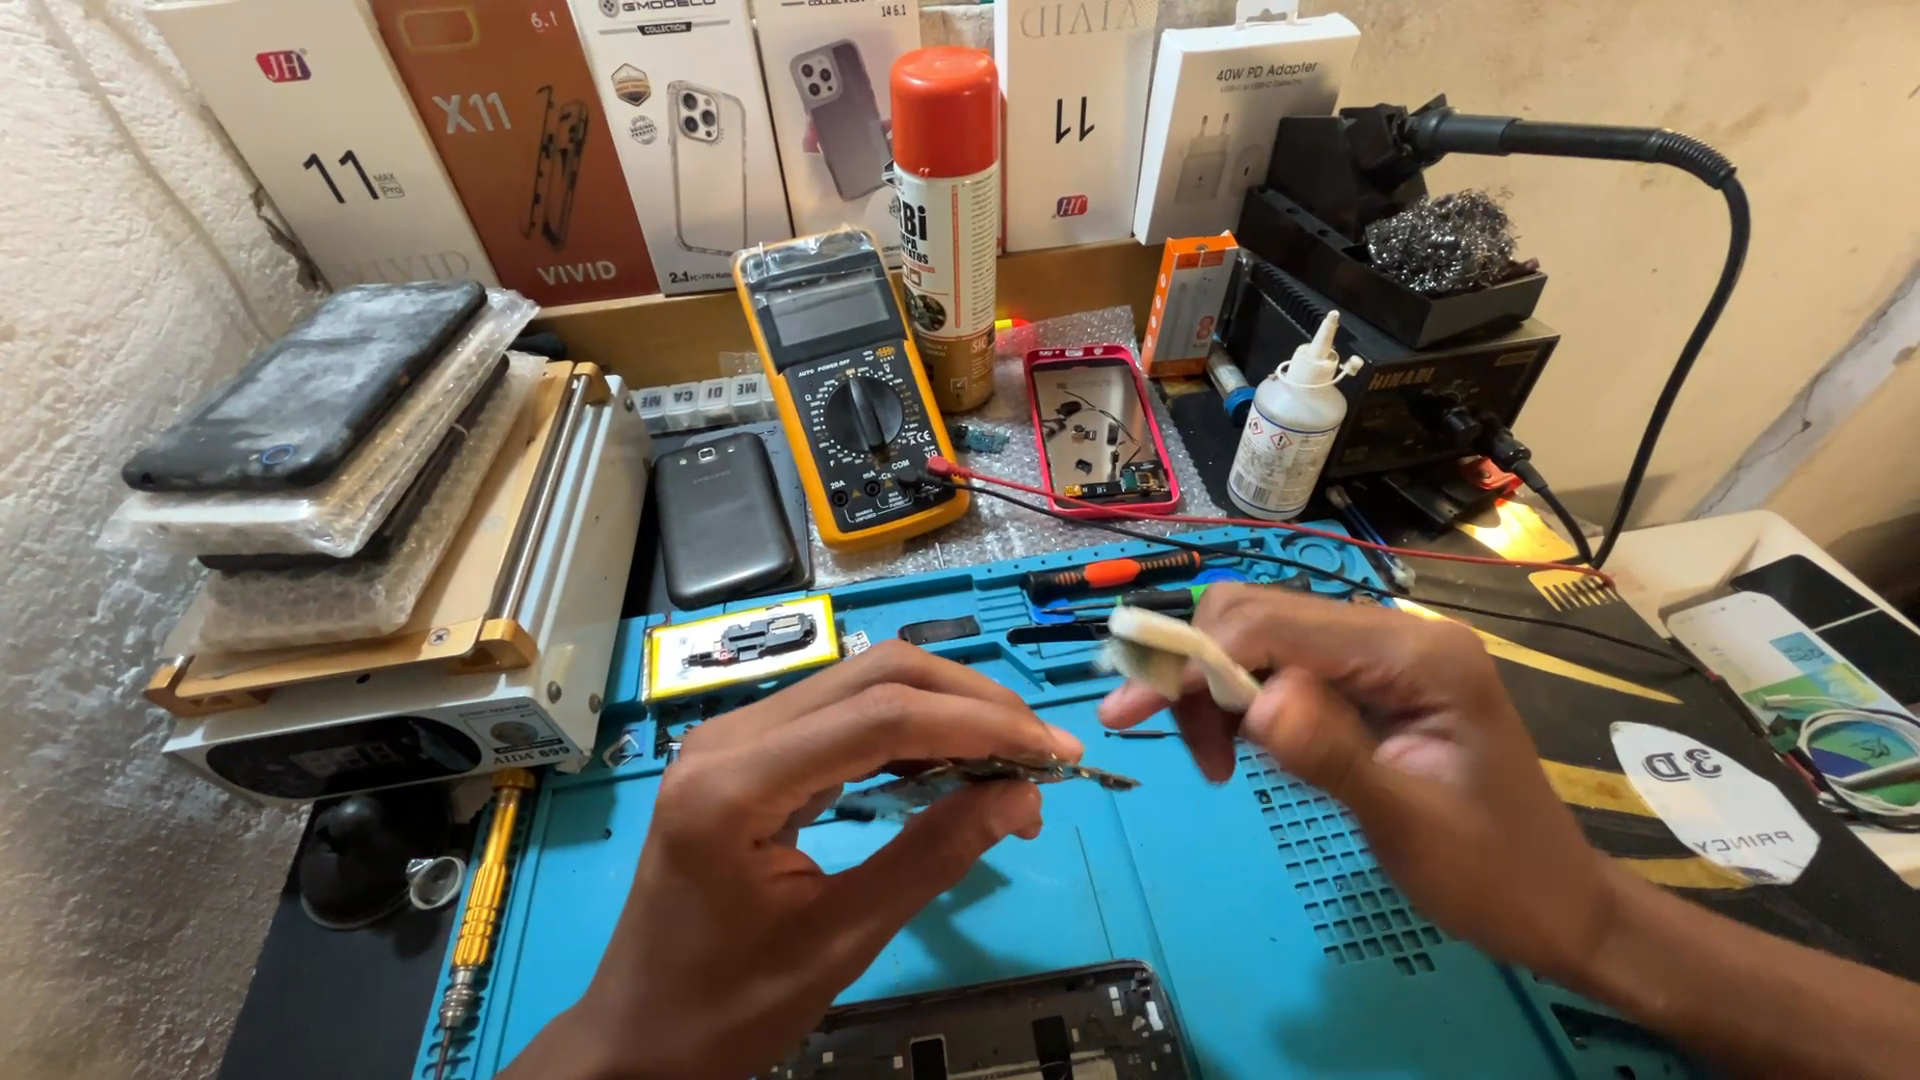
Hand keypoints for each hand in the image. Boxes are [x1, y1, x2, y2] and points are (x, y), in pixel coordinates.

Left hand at [512, 641, 1082, 1079]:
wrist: (638, 1033)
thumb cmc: (728, 1007)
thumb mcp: (841, 942)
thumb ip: (933, 857)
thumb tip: (1020, 795)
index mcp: (736, 785)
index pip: (879, 717)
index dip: (976, 724)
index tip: (1051, 752)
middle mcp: (732, 734)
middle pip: (876, 674)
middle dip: (970, 703)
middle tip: (1038, 751)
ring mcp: (738, 733)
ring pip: (865, 682)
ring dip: (946, 709)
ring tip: (1008, 759)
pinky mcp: (753, 746)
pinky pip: (845, 712)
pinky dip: (910, 729)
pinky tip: (951, 762)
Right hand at [1099, 585, 1614, 981]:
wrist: (1553, 903)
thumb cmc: (1492, 874)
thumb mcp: (1411, 827)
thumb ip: (1333, 756)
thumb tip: (1256, 705)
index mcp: (1414, 654)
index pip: (1274, 625)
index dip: (1194, 659)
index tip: (1133, 707)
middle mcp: (1389, 631)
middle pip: (1253, 615)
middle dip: (1191, 668)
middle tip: (1153, 729)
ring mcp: (1373, 650)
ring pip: (1252, 634)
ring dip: (1208, 687)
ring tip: (1211, 760)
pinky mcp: (1358, 674)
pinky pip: (1271, 663)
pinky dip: (1233, 699)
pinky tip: (1235, 747)